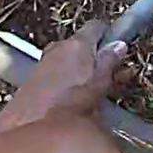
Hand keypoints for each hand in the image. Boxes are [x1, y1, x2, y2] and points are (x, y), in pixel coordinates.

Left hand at [0, 21, 129, 134]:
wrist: (33, 124)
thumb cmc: (71, 102)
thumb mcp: (99, 82)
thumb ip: (109, 61)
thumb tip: (119, 46)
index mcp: (77, 44)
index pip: (95, 27)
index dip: (107, 34)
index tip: (116, 44)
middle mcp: (58, 47)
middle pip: (80, 43)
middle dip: (94, 55)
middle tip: (109, 72)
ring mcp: (43, 62)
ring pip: (66, 58)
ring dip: (79, 68)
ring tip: (92, 88)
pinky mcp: (33, 78)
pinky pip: (54, 72)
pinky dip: (65, 79)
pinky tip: (71, 97)